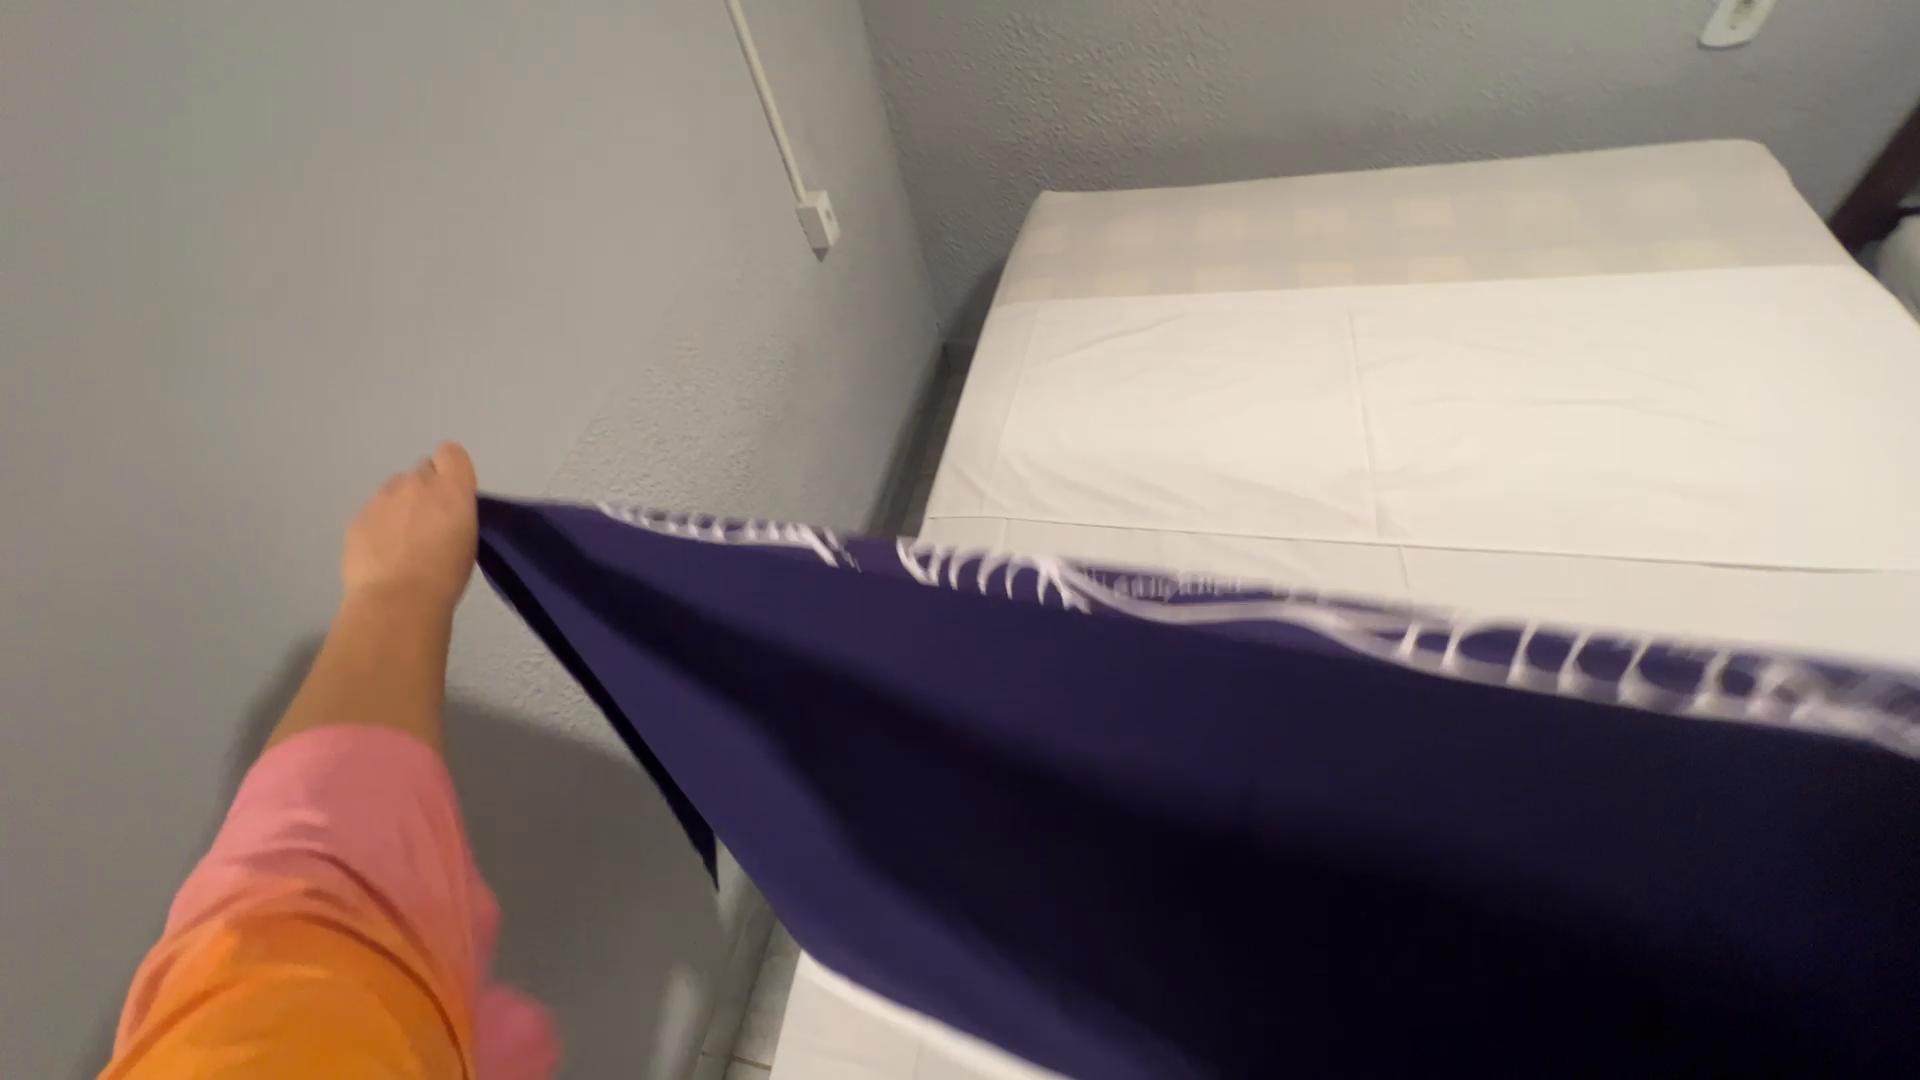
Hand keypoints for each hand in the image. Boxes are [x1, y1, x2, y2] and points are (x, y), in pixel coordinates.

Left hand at [341, 442, 478, 613]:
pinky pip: (374, 510)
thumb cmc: (448, 571)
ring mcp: (380, 499)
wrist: (398, 598)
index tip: (457, 493)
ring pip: (395, 489)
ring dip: (403, 504)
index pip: (451, 452)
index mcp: (451, 488)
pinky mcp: (357, 518)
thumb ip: (457, 510)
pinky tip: (386, 551)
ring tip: (406, 538)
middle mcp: (415, 484)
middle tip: (432, 521)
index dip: (454, 469)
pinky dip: (381, 524)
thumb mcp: (469, 535)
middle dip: (428, 488)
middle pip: (422, 470)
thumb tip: (445, 508)